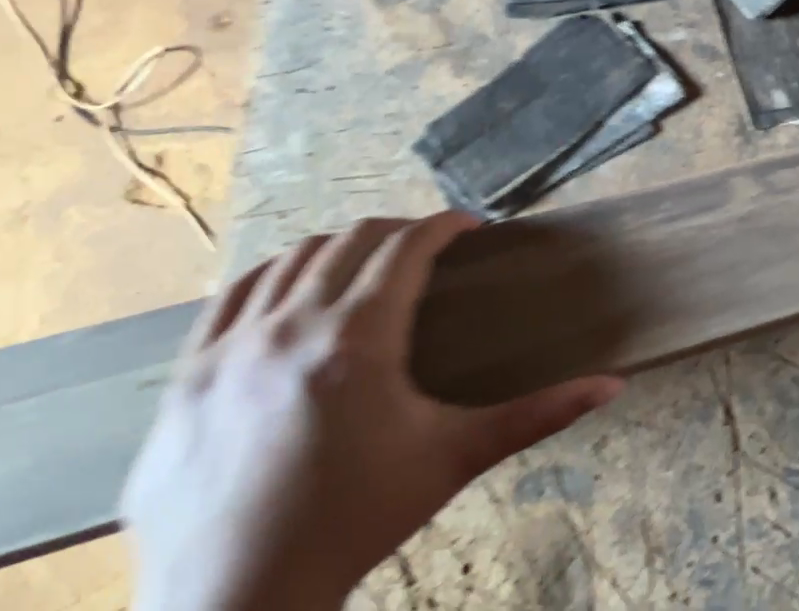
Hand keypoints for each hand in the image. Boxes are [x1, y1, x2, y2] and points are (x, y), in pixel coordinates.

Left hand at [123, 213, 623, 610]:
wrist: (237, 594)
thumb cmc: (357, 519)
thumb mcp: (456, 459)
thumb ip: (539, 414)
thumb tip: (613, 385)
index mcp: (356, 340)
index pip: (404, 247)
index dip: (444, 224)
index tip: (471, 226)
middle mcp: (287, 328)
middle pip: (348, 241)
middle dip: (398, 230)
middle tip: (431, 249)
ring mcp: (225, 350)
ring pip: (287, 260)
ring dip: (337, 248)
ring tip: (368, 265)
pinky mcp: (185, 376)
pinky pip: (230, 296)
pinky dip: (273, 275)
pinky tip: (294, 294)